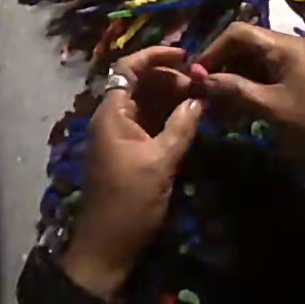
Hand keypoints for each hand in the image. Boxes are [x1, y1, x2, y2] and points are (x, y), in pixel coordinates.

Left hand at [63, 47, 201, 298]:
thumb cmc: (129, 202)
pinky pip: (148, 120)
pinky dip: (167, 114)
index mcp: (112, 113)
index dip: (155, 55)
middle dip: (168, 76)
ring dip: (170, 94)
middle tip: (199, 82)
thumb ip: (180, 127)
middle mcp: (113, 116)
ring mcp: (120, 133)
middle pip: (139, 81)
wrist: (106, 249)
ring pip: (145, 101)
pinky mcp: (128, 150)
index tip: (185, 55)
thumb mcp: (160, 163)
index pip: (129, 67)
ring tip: (199, 96)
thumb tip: (199, 99)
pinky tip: (188, 117)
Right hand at [197, 23, 304, 164]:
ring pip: (254, 68)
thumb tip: (196, 78)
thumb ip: (233, 90)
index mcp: (285, 45)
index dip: (211, 51)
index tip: (192, 78)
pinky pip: (267, 85)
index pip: (237, 32)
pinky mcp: (303, 94)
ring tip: (216, 110)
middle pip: (245, 48)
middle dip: (221, 68)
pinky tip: (238, 116)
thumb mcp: (272, 109)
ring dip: (233, 84)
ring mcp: (298, 72)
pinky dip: (249, 95)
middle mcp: (291, 51)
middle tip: (200, 96)